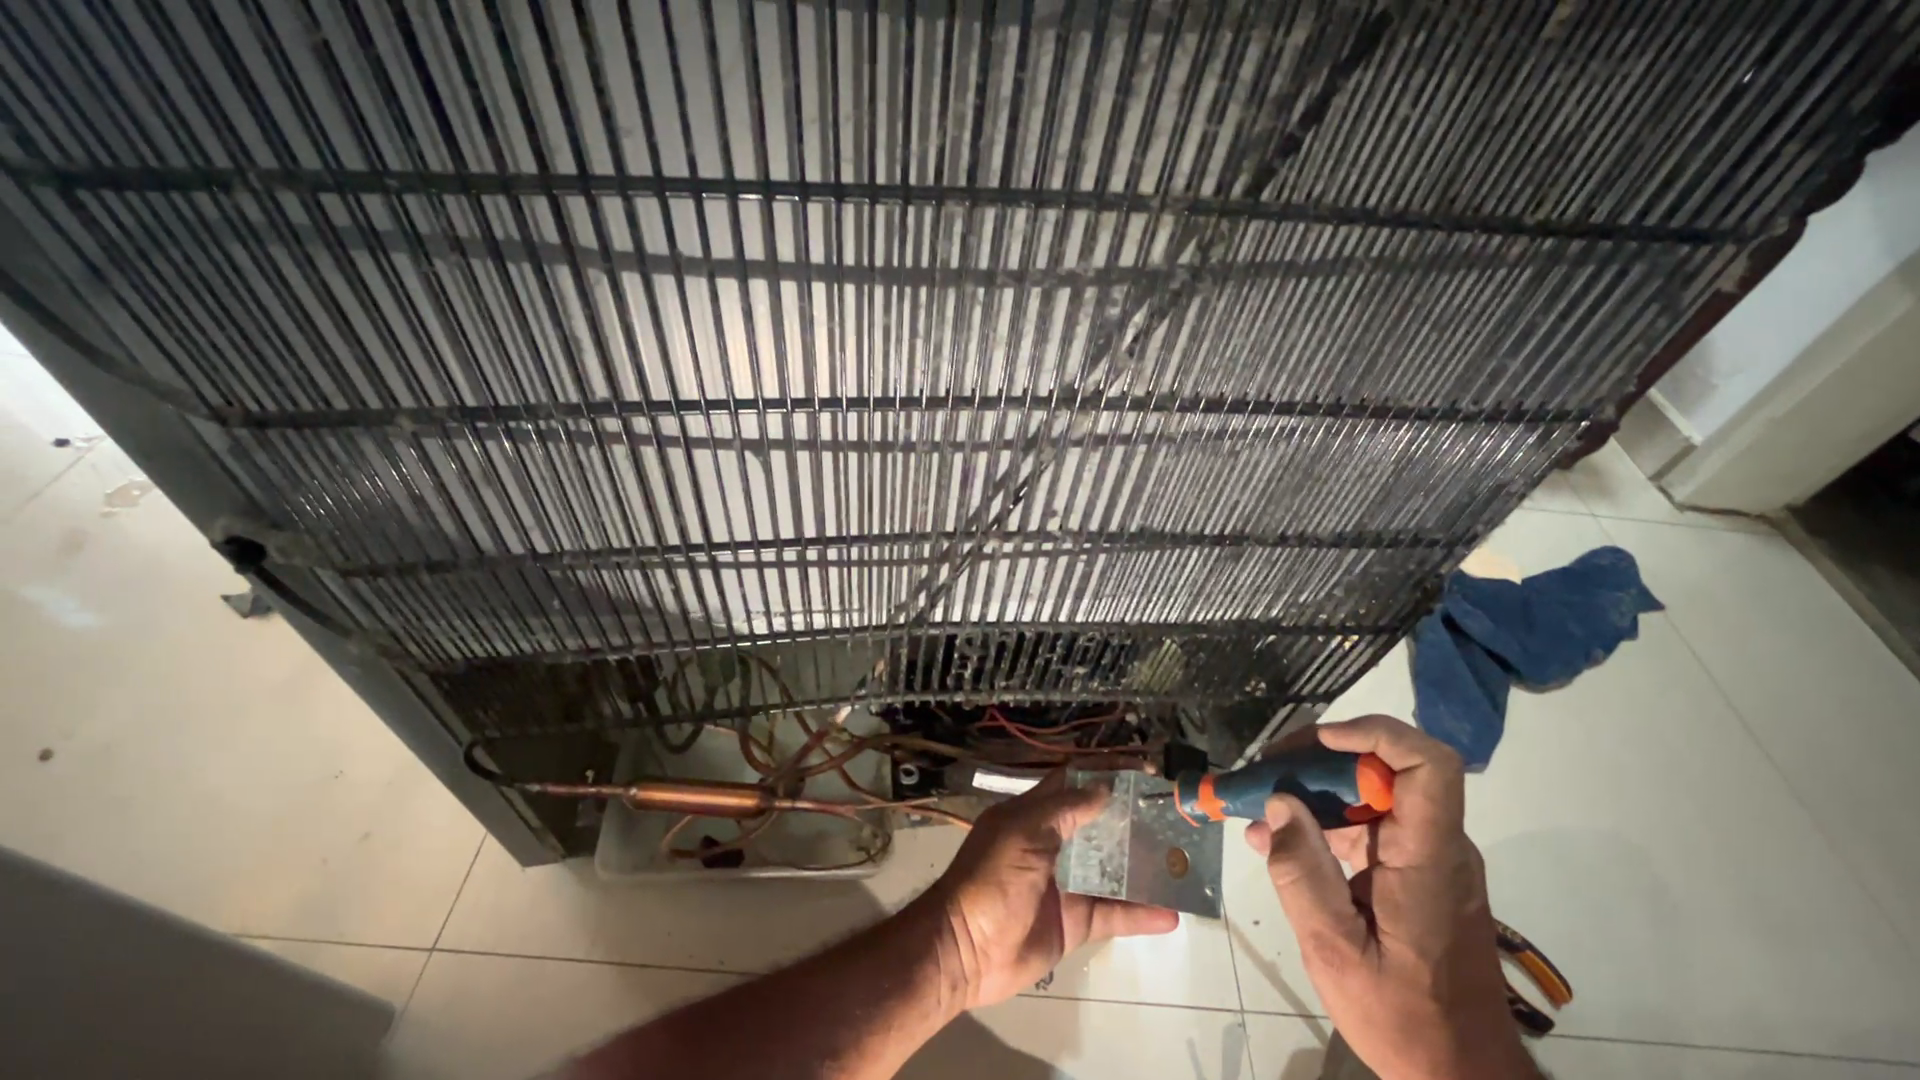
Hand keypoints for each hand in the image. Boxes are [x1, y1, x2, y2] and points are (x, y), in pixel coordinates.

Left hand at [920, 773, 1179, 1008]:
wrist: (964, 950)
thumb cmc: (989, 879)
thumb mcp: (1023, 832)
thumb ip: (1065, 809)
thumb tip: (1105, 787)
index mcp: (1030, 816)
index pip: (1072, 783)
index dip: (1104, 773)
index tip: (1143, 770)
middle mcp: (1050, 845)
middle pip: (1096, 824)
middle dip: (1130, 817)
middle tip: (1172, 812)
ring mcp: (1063, 885)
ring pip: (1110, 869)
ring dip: (1142, 864)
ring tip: (1182, 859)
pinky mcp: (1073, 922)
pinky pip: (1112, 914)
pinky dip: (1140, 914)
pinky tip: (1171, 913)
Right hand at [1245, 715, 1535, 1079]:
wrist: (1461, 1073)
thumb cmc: (1404, 1018)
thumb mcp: (1335, 952)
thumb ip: (1302, 875)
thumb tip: (1276, 803)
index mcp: (1428, 859)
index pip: (1428, 765)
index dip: (1376, 734)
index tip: (1318, 742)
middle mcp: (1437, 848)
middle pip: (1389, 771)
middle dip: (1320, 761)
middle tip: (1263, 772)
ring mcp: (1428, 861)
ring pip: (1374, 798)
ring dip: (1314, 793)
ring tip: (1256, 805)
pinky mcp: (1416, 877)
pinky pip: (1369, 830)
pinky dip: (1323, 827)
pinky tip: (1276, 843)